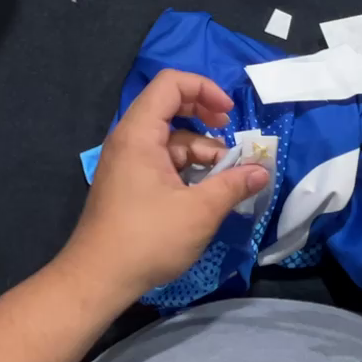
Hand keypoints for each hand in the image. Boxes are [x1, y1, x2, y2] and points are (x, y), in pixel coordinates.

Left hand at [55, 70, 270, 303]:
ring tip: (226, 177)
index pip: (170, 84)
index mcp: (139, 133)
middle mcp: (128, 139)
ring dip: (200, 150)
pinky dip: (186, 168)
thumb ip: (233, 185)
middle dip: (204, 117)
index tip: (229, 114)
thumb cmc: (148, 238)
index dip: (204, 88)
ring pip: (169, 139)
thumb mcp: (200, 211)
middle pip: (169, 107)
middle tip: (231, 135)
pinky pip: (161, 160)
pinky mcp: (128, 183)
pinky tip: (206, 190)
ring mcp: (126, 162)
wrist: (99, 277)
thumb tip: (262, 172)